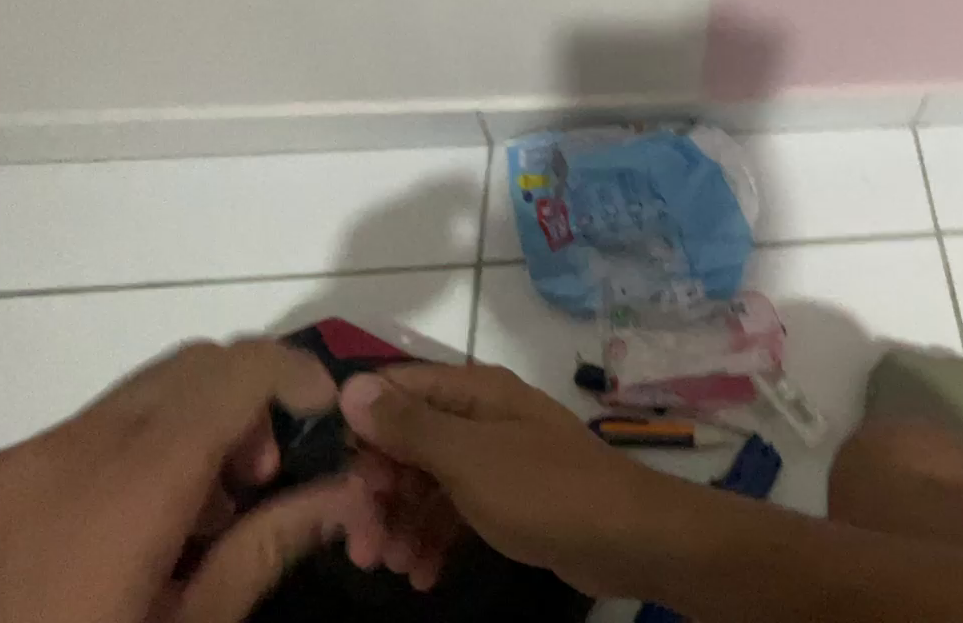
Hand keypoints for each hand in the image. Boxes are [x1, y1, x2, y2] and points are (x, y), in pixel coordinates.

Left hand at [0, 339, 387, 622]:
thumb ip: (269, 547)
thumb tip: (349, 490)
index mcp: (125, 484)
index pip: (239, 368)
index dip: (298, 374)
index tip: (321, 421)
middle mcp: (49, 456)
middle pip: (184, 372)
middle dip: (241, 407)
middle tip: (250, 486)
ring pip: (108, 416)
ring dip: (164, 446)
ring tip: (157, 538)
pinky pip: (28, 464)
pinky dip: (83, 483)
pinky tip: (61, 570)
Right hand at [339, 363, 687, 597]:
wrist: (623, 534)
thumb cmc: (543, 489)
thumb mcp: (469, 457)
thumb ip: (411, 424)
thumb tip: (350, 386)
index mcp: (475, 391)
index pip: (397, 392)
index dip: (361, 434)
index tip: (340, 487)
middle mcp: (483, 415)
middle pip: (407, 443)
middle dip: (378, 494)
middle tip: (360, 549)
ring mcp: (497, 455)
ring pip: (427, 481)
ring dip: (402, 523)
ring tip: (391, 569)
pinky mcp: (507, 495)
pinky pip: (453, 510)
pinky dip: (433, 538)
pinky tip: (423, 576)